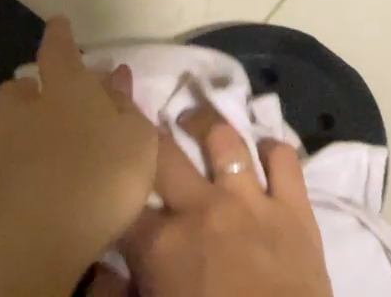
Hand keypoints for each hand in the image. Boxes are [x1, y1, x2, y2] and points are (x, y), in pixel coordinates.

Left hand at [0, 18, 159, 296]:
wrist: (21, 253)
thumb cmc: (97, 186)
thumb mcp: (138, 143)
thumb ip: (126, 109)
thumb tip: (114, 78)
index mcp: (66, 96)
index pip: (59, 53)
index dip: (59, 36)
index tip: (57, 22)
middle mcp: (20, 119)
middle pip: (13, 91)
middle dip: (25, 90)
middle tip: (41, 103)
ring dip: (8, 142)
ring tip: (26, 166)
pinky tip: (7, 213)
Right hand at [114, 107, 332, 296]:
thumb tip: (96, 273)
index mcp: (161, 245)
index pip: (123, 207)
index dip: (107, 188)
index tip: (99, 166)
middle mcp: (203, 208)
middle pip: (166, 156)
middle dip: (146, 134)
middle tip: (137, 117)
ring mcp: (252, 199)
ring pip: (225, 139)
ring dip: (204, 124)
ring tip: (192, 119)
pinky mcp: (294, 204)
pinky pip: (284, 158)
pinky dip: (272, 147)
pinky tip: (261, 147)